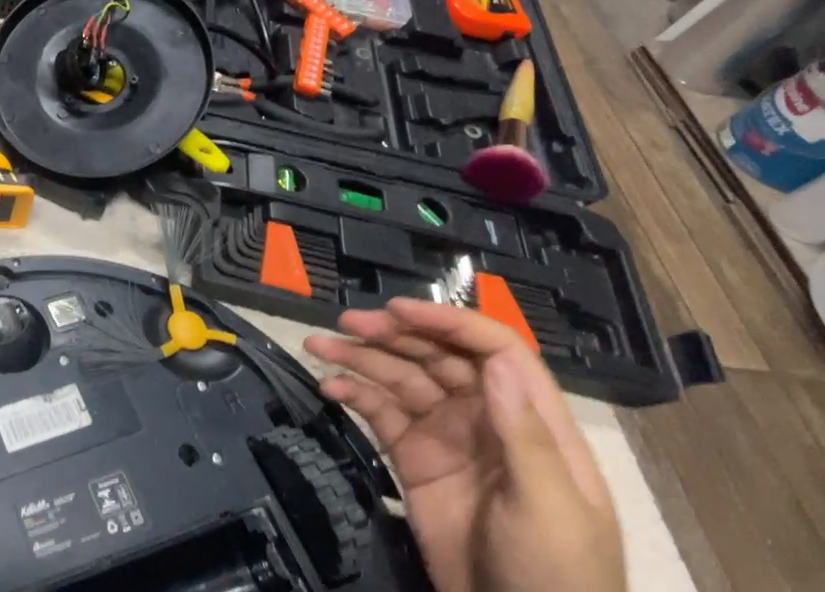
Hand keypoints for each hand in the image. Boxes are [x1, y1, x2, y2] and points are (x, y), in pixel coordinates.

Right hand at [304, 298, 624, 591]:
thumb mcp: (550, 507)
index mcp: (531, 420)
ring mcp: (447, 438)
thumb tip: (498, 361)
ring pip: (400, 379)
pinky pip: (379, 413)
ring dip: (360, 358)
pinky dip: (352, 395)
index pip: (493, 350)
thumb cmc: (557, 572)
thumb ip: (525, 435)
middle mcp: (485, 417)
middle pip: (437, 356)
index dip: (447, 321)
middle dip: (392, 334)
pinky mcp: (414, 460)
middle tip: (344, 324)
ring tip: (317, 345)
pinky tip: (329, 388)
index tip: (397, 310)